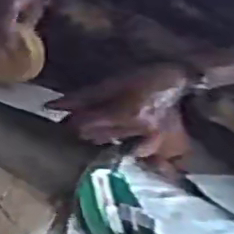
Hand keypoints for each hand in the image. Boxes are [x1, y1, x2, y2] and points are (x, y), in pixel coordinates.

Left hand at [51, 63, 194, 160]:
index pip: (86, 126)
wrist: (183, 80)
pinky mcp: (167, 143)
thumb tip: (50, 107)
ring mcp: (156, 138)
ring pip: (117, 147)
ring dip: (104, 141)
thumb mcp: (110, 84)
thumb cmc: (143, 78)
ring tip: (100, 132)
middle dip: (84, 132)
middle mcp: (141, 130)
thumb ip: (80, 98)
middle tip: (79, 124)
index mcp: (125, 114)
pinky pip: (144, 155)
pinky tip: (123, 146)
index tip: (65, 120)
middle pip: (98, 138)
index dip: (71, 123)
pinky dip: (131, 151)